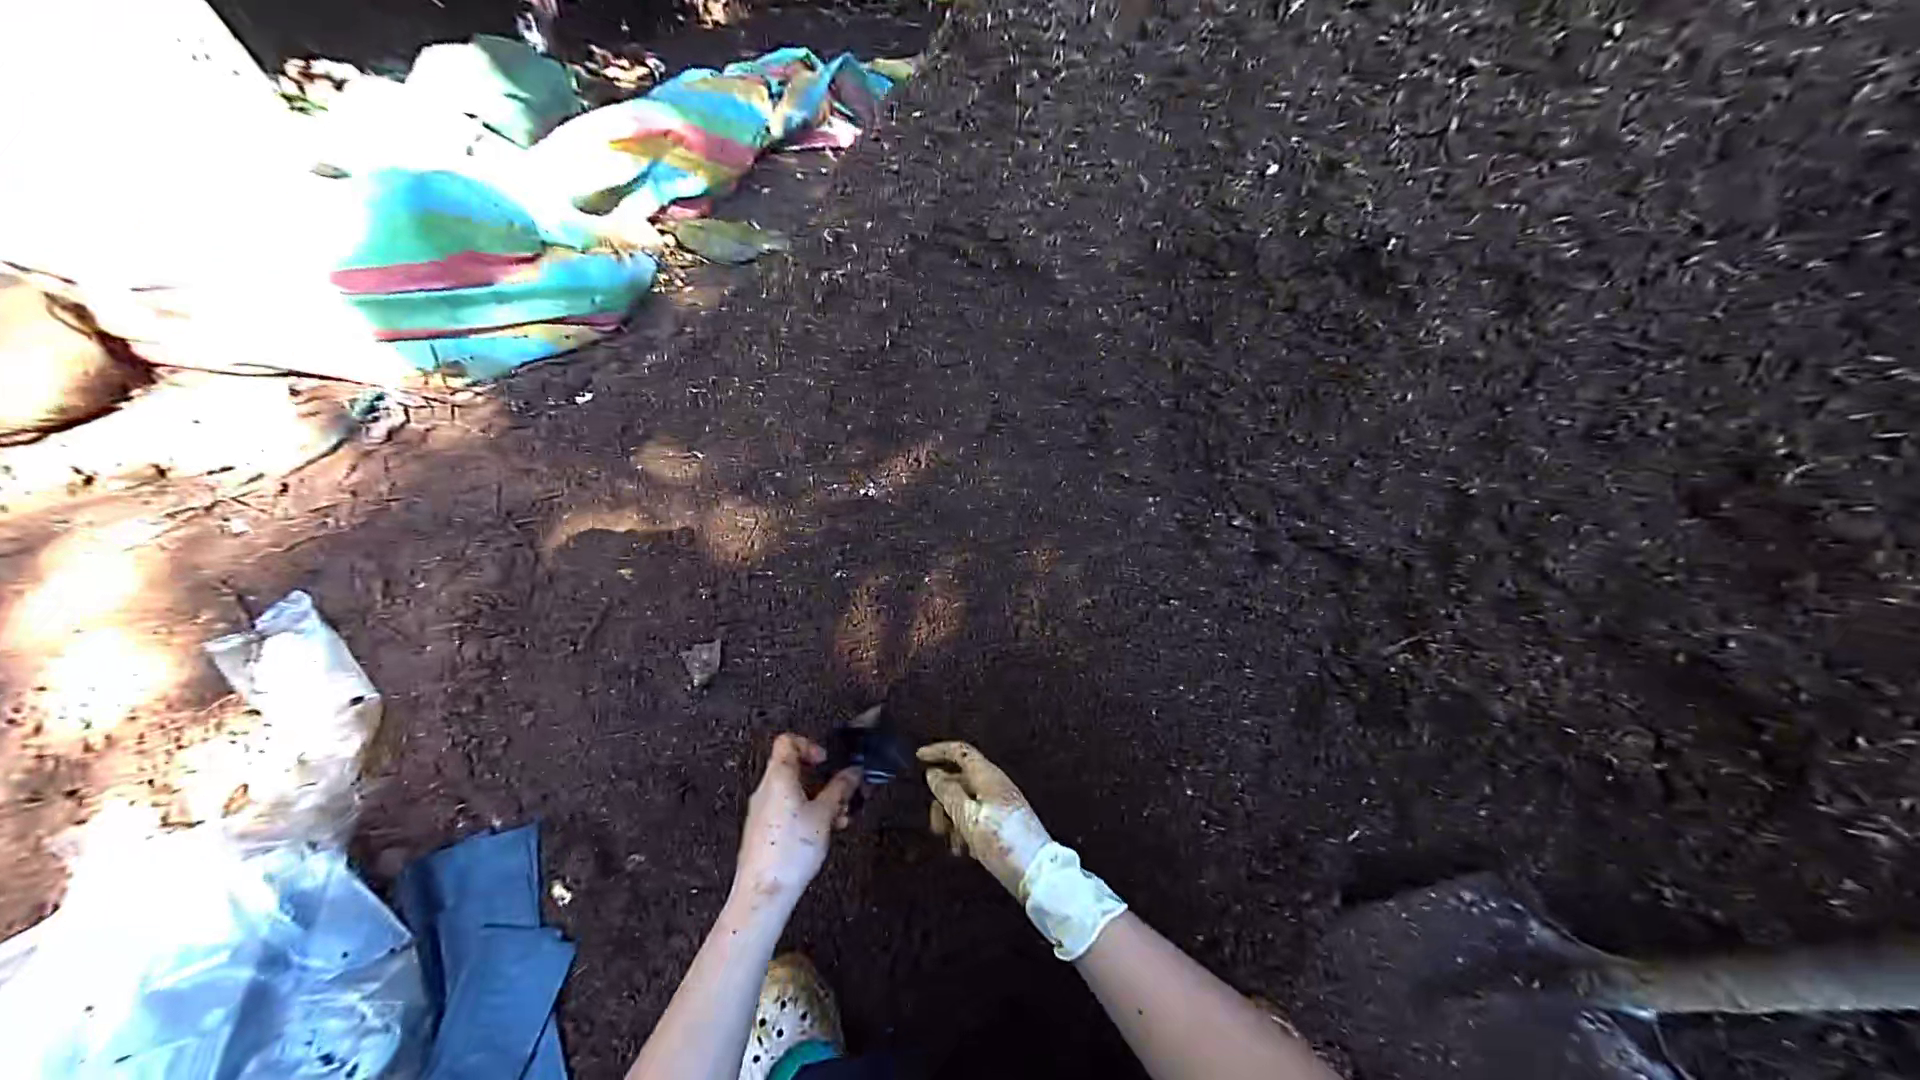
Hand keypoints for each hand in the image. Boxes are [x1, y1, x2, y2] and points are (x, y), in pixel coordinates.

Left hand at [734, 734, 861, 907]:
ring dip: (818, 798)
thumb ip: (840, 789)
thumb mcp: (825, 814)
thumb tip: (851, 774)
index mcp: (778, 777)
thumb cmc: (786, 855)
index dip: (810, 745)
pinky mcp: (763, 830)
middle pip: (794, 768)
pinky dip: (807, 813)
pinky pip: (787, 810)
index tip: (826, 759)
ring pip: (793, 791)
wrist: (764, 893)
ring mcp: (762, 811)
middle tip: (839, 790)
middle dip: (822, 778)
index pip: (788, 741)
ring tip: (836, 815)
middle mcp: (766, 790)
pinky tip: (822, 830)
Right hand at [918, 741, 1054, 894]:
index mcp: (988, 776)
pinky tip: (965, 849)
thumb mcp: (967, 817)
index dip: (938, 751)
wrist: (1037, 873)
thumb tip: (933, 774)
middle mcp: (995, 785)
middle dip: (942, 800)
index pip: (960, 751)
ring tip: (954, 843)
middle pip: (960, 780)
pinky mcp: (1003, 823)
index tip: (919, 757)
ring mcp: (1000, 804)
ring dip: (953, 819)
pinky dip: (966, 829)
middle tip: (936, 824)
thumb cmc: (1002, 842)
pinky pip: (976, 817)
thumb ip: (947, 793)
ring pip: (966, 801)